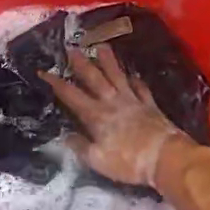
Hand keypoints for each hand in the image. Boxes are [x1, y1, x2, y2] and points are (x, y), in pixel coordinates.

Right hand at [41, 44, 187, 186]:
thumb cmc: (129, 162)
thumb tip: (66, 135)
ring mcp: (133, 101)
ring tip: (101, 46)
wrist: (167, 158)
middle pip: (94, 78)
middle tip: (72, 48)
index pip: (70, 95)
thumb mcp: (97, 160)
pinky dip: (135, 80)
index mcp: (95, 116)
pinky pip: (141, 89)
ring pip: (117, 76)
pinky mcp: (150, 106)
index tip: (43, 72)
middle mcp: (112, 103)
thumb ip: (80, 146)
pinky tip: (133, 75)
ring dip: (108, 61)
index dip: (55, 82)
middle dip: (81, 63)